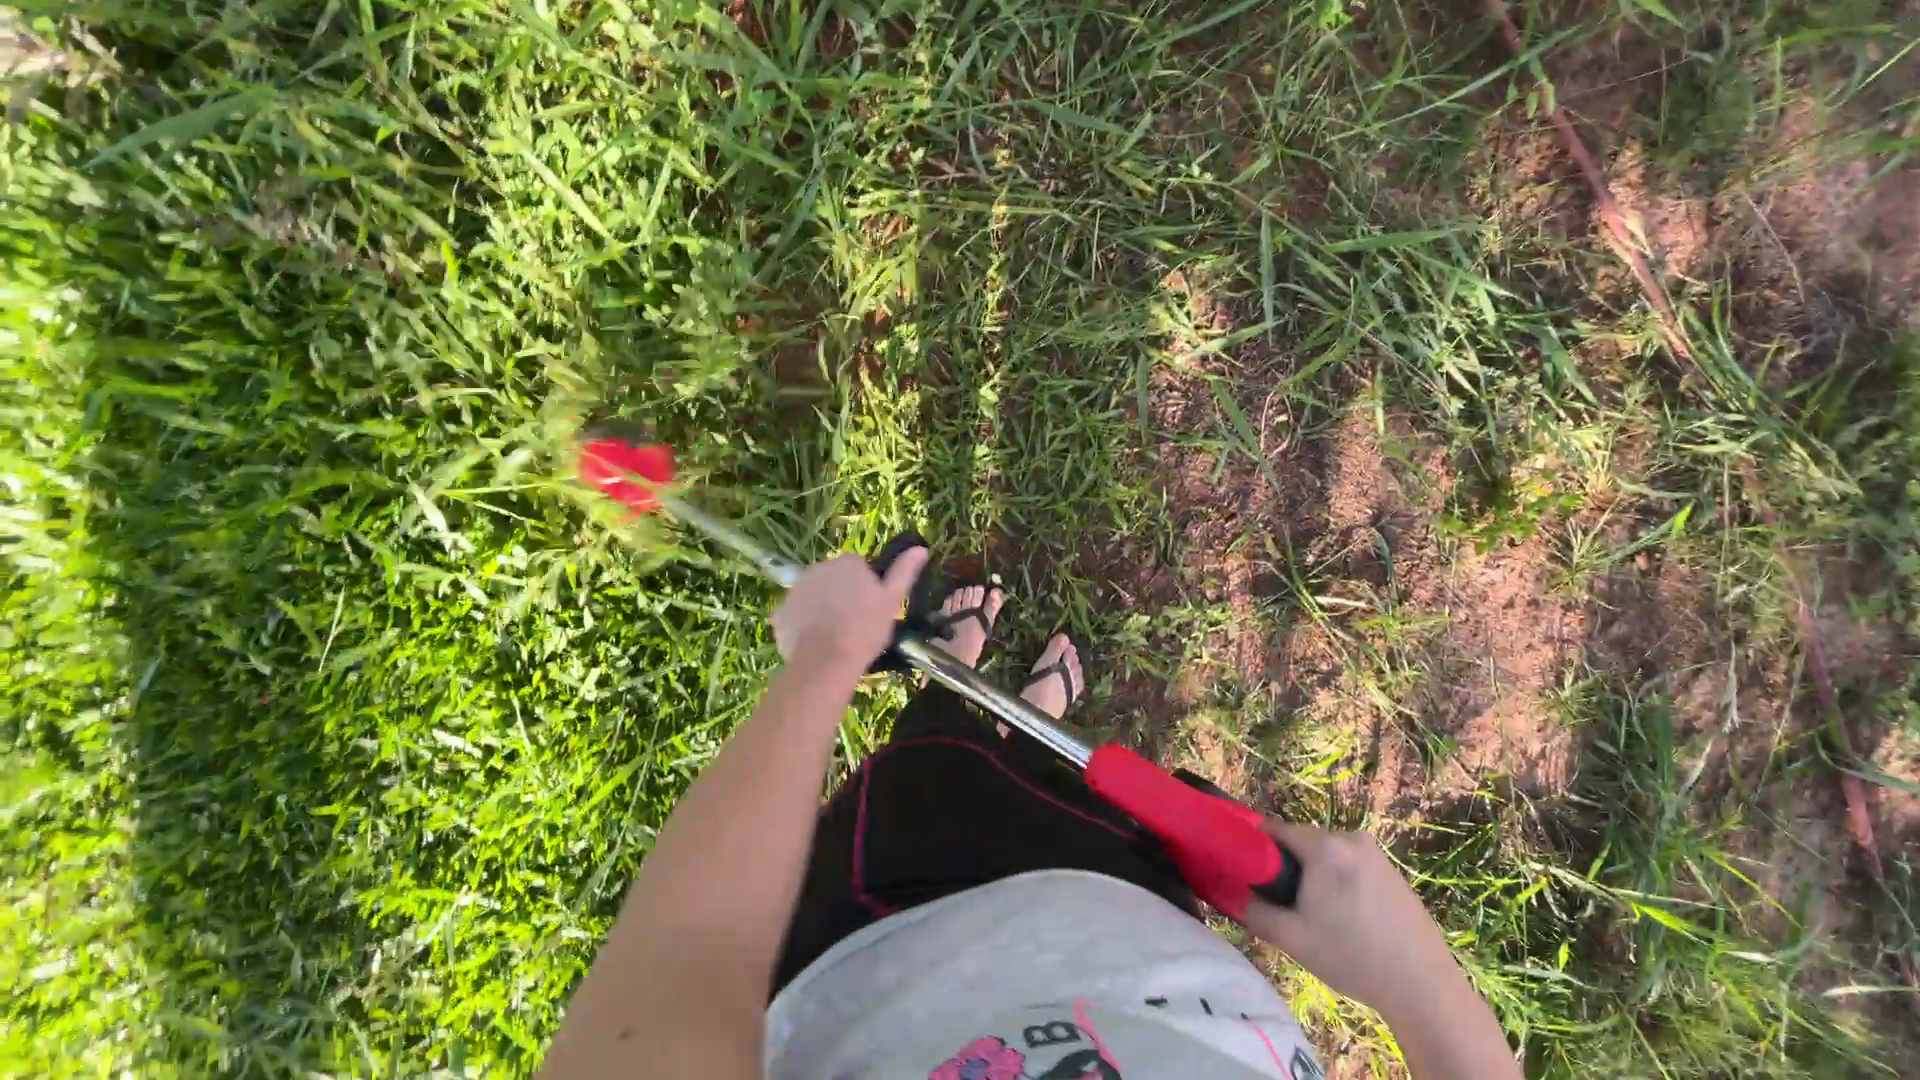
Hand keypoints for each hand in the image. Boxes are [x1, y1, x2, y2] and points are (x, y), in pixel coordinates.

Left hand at [771, 548, 928, 669]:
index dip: (865, 587)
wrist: (827, 661)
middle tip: (853, 623)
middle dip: (840, 595)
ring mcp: (796, 590)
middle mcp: (818, 568)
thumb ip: (904, 572)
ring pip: (813, 595)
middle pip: (832, 579)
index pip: (857, 567)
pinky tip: (815, 643)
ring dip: (821, 608)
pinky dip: (803, 625)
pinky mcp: (780, 612)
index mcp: (847, 563)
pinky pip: (795, 614)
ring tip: (834, 635)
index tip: (870, 608)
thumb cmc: (865, 629)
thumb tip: (921, 548)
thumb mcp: (891, 601)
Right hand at [1242, 821, 1473, 1024]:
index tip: (1249, 874)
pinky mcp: (1394, 872)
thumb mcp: (1291, 938)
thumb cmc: (1351, 957)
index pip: (1274, 828)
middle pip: (1302, 841)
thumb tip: (1232, 894)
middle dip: (1288, 866)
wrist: (1423, 986)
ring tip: (1319, 917)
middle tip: (1286, 904)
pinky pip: (1351, 866)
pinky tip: (1348, 920)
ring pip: (1328, 855)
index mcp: (1324, 847)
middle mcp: (1351, 839)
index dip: (1255, 847)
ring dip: (1316, 876)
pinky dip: (1340, 883)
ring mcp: (1377, 854)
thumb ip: (1253, 911)